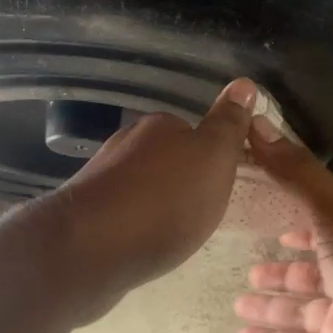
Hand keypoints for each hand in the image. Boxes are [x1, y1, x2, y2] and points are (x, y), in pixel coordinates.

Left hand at [38, 79, 257, 311]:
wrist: (91, 249)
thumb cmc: (164, 201)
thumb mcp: (213, 158)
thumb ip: (228, 125)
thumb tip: (244, 83)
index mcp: (158, 126)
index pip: (194, 132)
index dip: (212, 158)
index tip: (223, 185)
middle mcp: (126, 143)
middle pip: (168, 159)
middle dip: (184, 181)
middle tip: (204, 212)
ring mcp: (103, 177)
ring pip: (144, 186)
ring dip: (160, 204)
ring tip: (176, 233)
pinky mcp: (88, 212)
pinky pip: (126, 212)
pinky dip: (139, 224)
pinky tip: (146, 244)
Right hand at [233, 127, 332, 332]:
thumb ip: (298, 175)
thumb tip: (257, 121)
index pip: (325, 221)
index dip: (295, 217)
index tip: (262, 211)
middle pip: (312, 269)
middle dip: (280, 268)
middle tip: (244, 268)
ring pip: (301, 310)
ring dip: (271, 306)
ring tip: (236, 303)